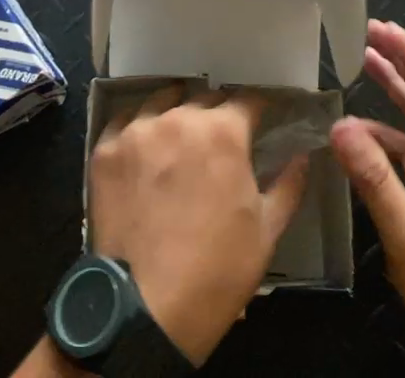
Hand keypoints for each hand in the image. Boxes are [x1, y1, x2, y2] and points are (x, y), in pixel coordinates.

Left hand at [88, 85, 310, 365]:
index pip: (247, 100)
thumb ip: (288, 185)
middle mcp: (178, 119)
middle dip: (217, 114)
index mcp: (224, 132)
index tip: (260, 117)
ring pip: (161, 104)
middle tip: (220, 139)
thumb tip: (300, 157)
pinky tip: (143, 147)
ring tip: (179, 136)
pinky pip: (123, 124)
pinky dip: (137, 130)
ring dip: (176, 114)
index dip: (257, 108)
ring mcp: (136, 132)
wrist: (148, 306)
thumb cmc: (218, 269)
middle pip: (204, 99)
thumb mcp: (267, 231)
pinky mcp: (104, 151)